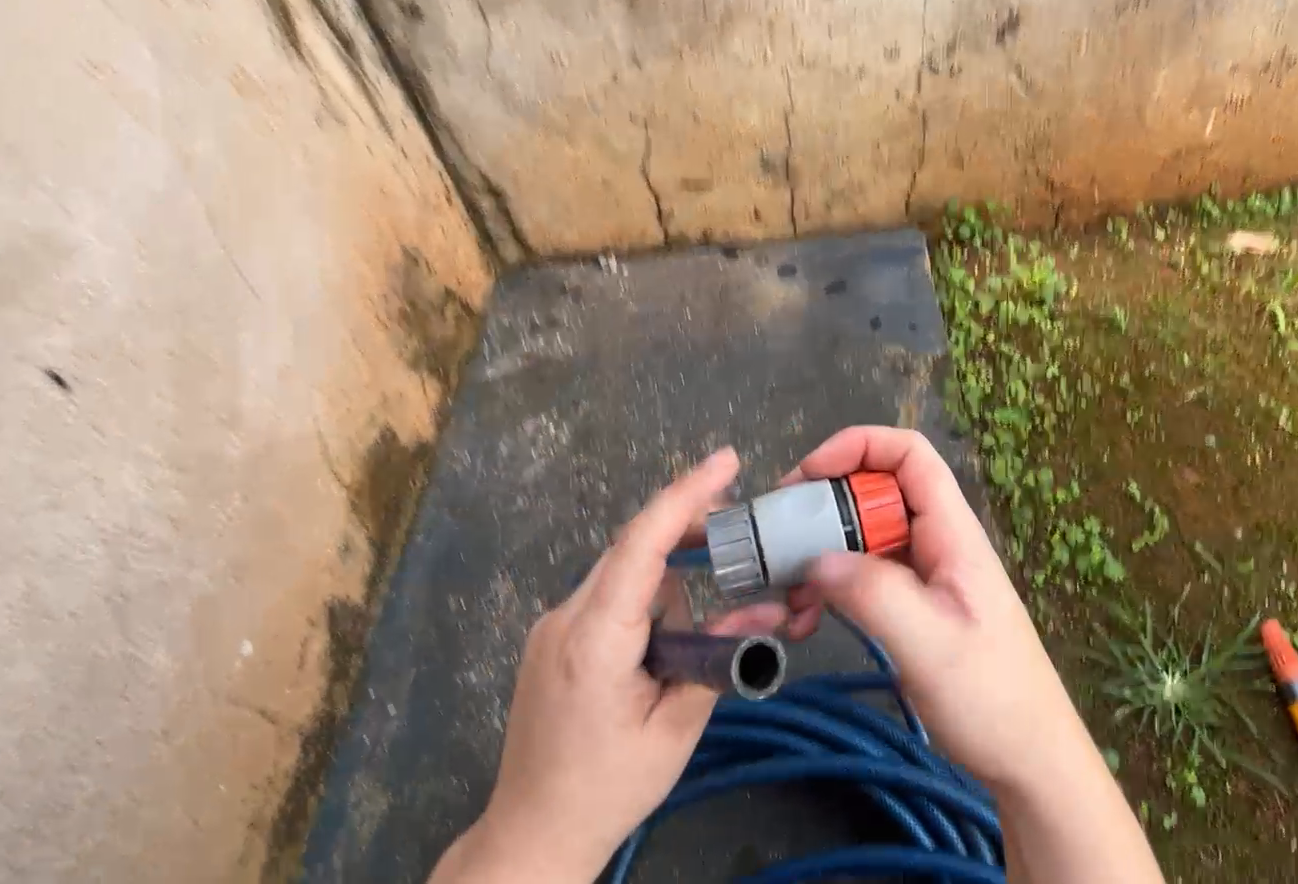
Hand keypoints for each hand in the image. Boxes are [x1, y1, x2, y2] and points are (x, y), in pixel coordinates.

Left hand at [429, 449, 783, 883]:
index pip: (641, 544)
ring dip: (668, 572)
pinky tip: (669, 634)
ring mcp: (551, 627)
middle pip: (631, 547)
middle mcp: (564, 619)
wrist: (530, 837)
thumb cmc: (608, 788)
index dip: (685, 495)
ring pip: (622, 570)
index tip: (727, 461)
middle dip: (687, 525)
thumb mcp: (677, 725)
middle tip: (740, 525)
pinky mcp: (552, 639)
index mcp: (594, 639)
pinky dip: (646, 595)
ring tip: (705, 609)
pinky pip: (608, 595)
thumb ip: (720, 656)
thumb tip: (767, 608)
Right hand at [780, 427, 1090, 795]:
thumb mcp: (930, 644)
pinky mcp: (911, 608)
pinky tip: (805, 622)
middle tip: (777, 539)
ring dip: (819, 556)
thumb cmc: (991, 697)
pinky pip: (862, 579)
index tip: (807, 475)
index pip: (909, 455)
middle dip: (822, 507)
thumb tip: (815, 559)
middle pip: (874, 493)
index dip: (858, 446)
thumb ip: (873, 594)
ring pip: (861, 538)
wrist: (1026, 757)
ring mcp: (923, 576)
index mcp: (952, 533)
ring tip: (786, 596)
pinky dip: (829, 590)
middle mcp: (936, 543)